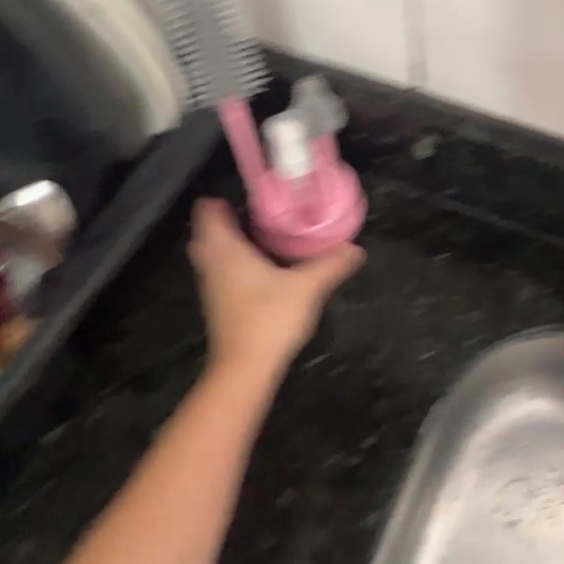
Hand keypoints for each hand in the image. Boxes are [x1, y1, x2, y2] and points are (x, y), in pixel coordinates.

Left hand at [187, 198, 364, 381]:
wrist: (245, 368)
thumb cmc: (269, 319)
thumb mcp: (308, 287)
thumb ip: (332, 264)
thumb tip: (356, 248)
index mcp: (227, 250)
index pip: (209, 212)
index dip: (223, 199)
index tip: (249, 195)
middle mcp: (212, 263)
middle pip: (207, 231)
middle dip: (226, 219)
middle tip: (256, 214)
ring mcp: (211, 285)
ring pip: (212, 252)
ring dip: (229, 242)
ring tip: (261, 237)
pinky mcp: (217, 304)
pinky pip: (220, 271)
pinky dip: (233, 263)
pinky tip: (261, 269)